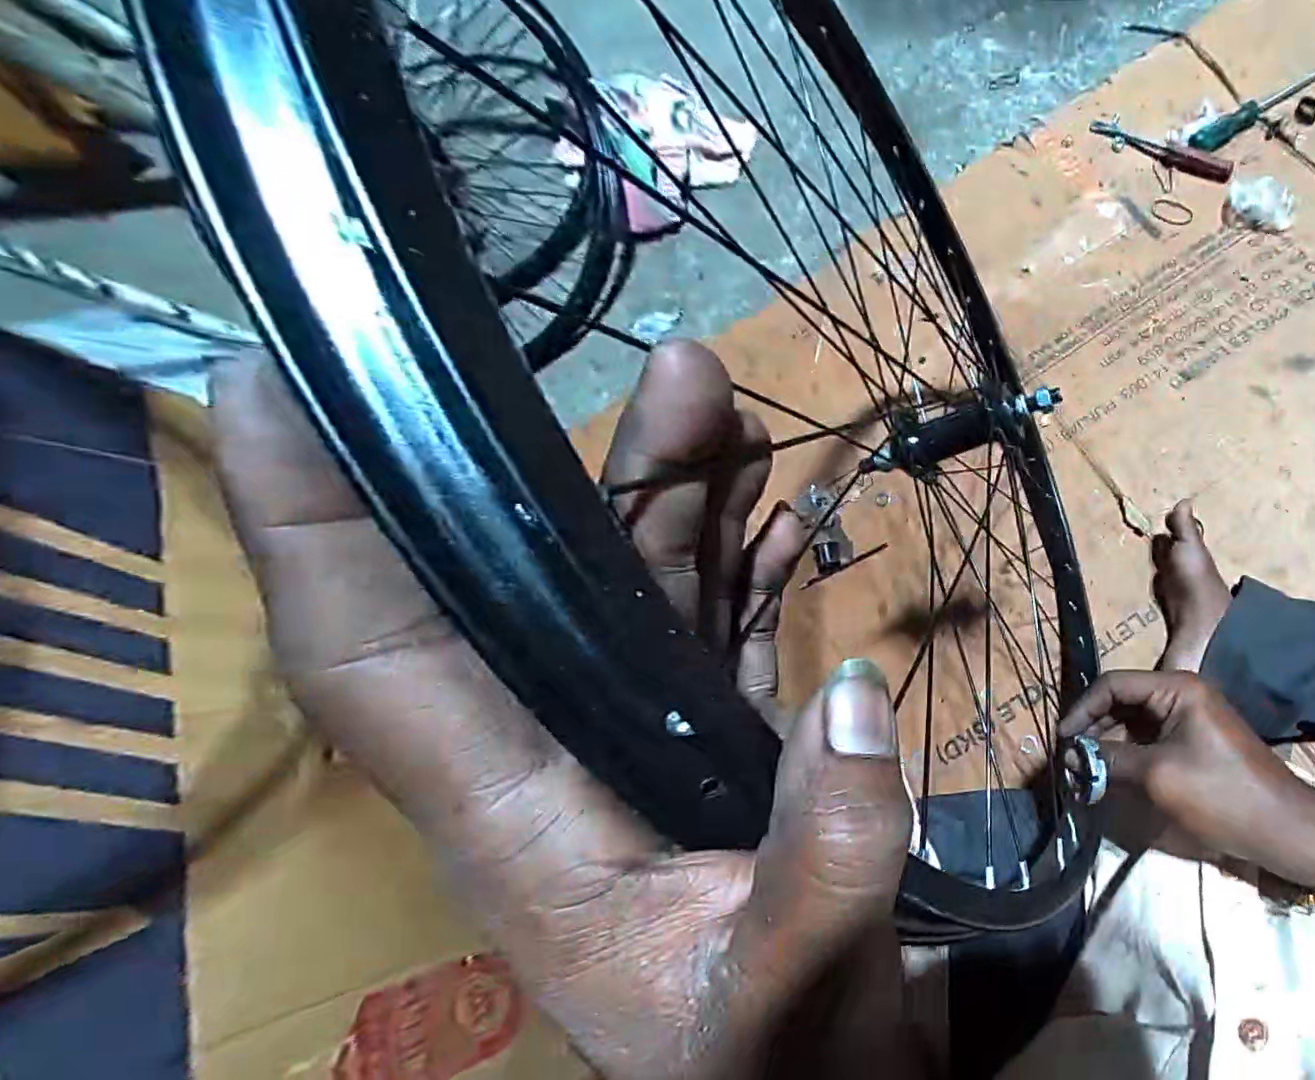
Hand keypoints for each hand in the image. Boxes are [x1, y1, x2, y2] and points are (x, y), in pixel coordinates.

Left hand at [213, 341, 919, 1078]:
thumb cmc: (777, 1079)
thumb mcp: (794, 994)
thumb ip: (826, 858)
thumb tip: (852, 699)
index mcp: (534, 827)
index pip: (388, 659)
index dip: (323, 524)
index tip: (306, 381)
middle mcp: (575, 760)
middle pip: (564, 582)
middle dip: (613, 468)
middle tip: (689, 375)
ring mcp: (655, 742)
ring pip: (654, 587)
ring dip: (696, 498)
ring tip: (740, 419)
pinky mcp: (723, 738)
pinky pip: (726, 623)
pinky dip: (753, 563)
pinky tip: (786, 514)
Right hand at [1062, 670, 1314, 886]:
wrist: (1284, 830)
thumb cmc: (1221, 794)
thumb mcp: (1158, 775)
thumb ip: (1110, 760)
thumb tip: (1071, 758)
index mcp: (1176, 688)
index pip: (1113, 684)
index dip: (1082, 708)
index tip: (1062, 739)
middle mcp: (1181, 695)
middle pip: (1121, 701)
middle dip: (1092, 728)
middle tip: (1070, 758)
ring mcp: (1188, 719)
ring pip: (1132, 723)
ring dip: (1107, 744)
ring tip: (1084, 771)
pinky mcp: (1192, 743)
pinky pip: (1148, 740)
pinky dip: (1126, 755)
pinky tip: (1110, 776)